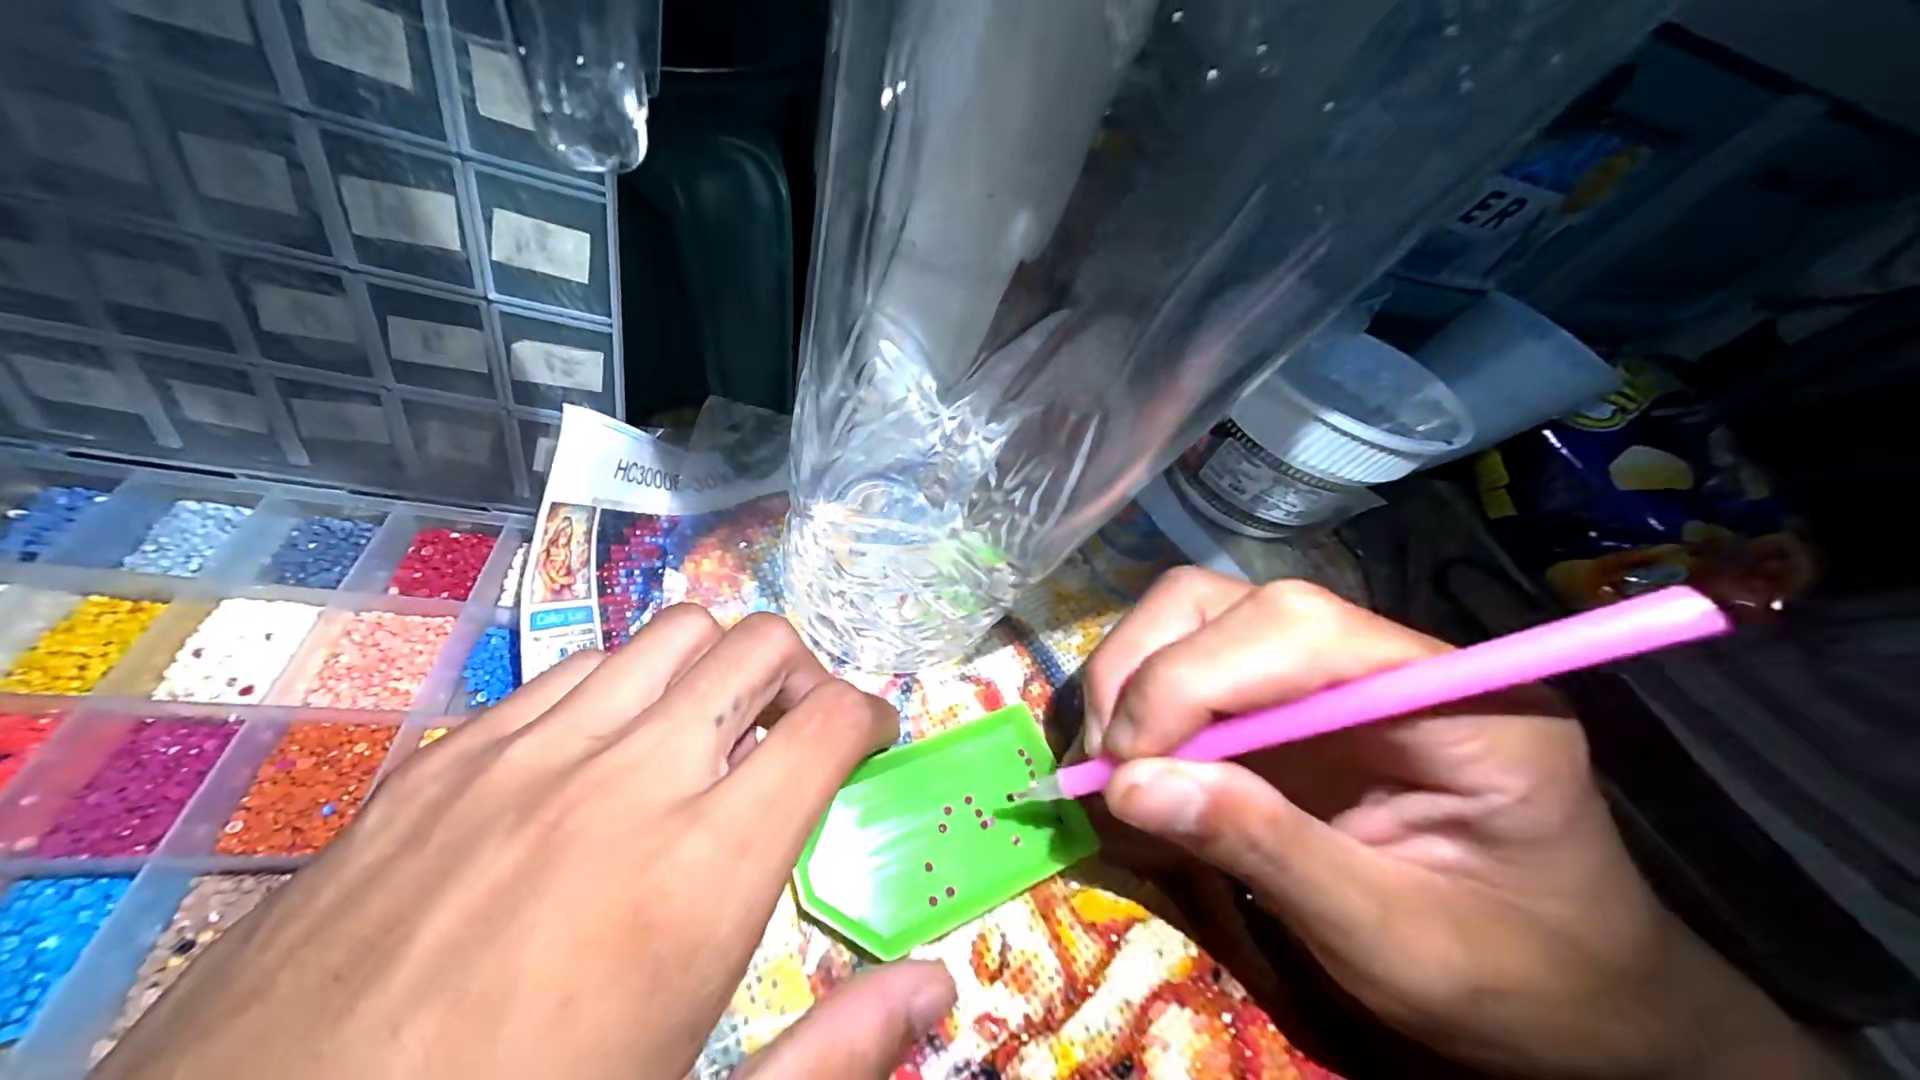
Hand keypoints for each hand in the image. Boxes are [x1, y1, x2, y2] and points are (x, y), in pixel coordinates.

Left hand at [98, 608, 955, 1079]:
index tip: (873, 742)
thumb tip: (939, 987)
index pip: (830, 723)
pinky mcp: (444, 757)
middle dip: (803, 674)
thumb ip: (837, 1049)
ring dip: (717, 665)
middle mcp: (627, 779)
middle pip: (758, 646)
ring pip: (672, 632)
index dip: (873, 716)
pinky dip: (625, 683)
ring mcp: (526, 754)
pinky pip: (575, 667)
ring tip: (712, 726)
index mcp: (704, 872)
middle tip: (798, 730)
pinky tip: (607, 748)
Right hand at [1082, 568, 1840, 1079]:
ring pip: (1192, 616)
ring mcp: (1325, 666)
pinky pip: (1186, 659)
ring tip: (1118, 771)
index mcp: (1452, 694)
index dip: (1190, 681)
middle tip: (1112, 771)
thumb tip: (1127, 787)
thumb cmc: (1516, 979)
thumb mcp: (1401, 945)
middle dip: (1144, 676)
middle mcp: (1379, 652)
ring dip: (1130, 683)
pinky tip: (1140, 767)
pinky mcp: (1283, 691)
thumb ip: (1271, 852)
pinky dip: (1139, 704)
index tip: (1130, 768)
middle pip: (1225, 602)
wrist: (1570, 988)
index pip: (1293, 626)